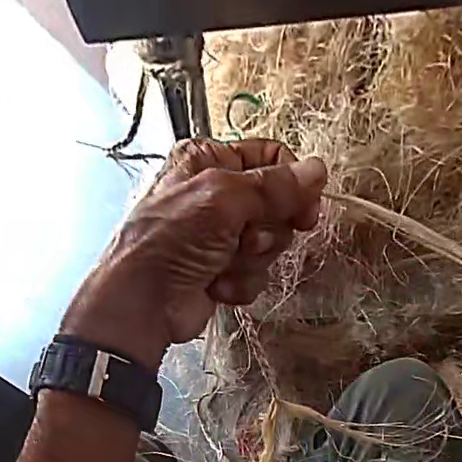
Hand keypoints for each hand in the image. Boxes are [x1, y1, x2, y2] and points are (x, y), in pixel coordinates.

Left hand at [60, 139, 326, 368]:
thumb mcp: (224, 199)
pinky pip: (255, 275)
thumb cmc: (174, 239)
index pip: (272, 158)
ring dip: (250, 260)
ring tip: (221, 265)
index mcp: (211, 161)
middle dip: (264, 231)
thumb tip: (318, 170)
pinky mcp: (223, 274)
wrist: (143, 303)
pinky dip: (239, 283)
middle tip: (243, 241)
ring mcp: (220, 238)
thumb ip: (275, 186)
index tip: (306, 211)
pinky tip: (215, 287)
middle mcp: (217, 196)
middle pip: (276, 207)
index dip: (293, 185)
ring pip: (269, 245)